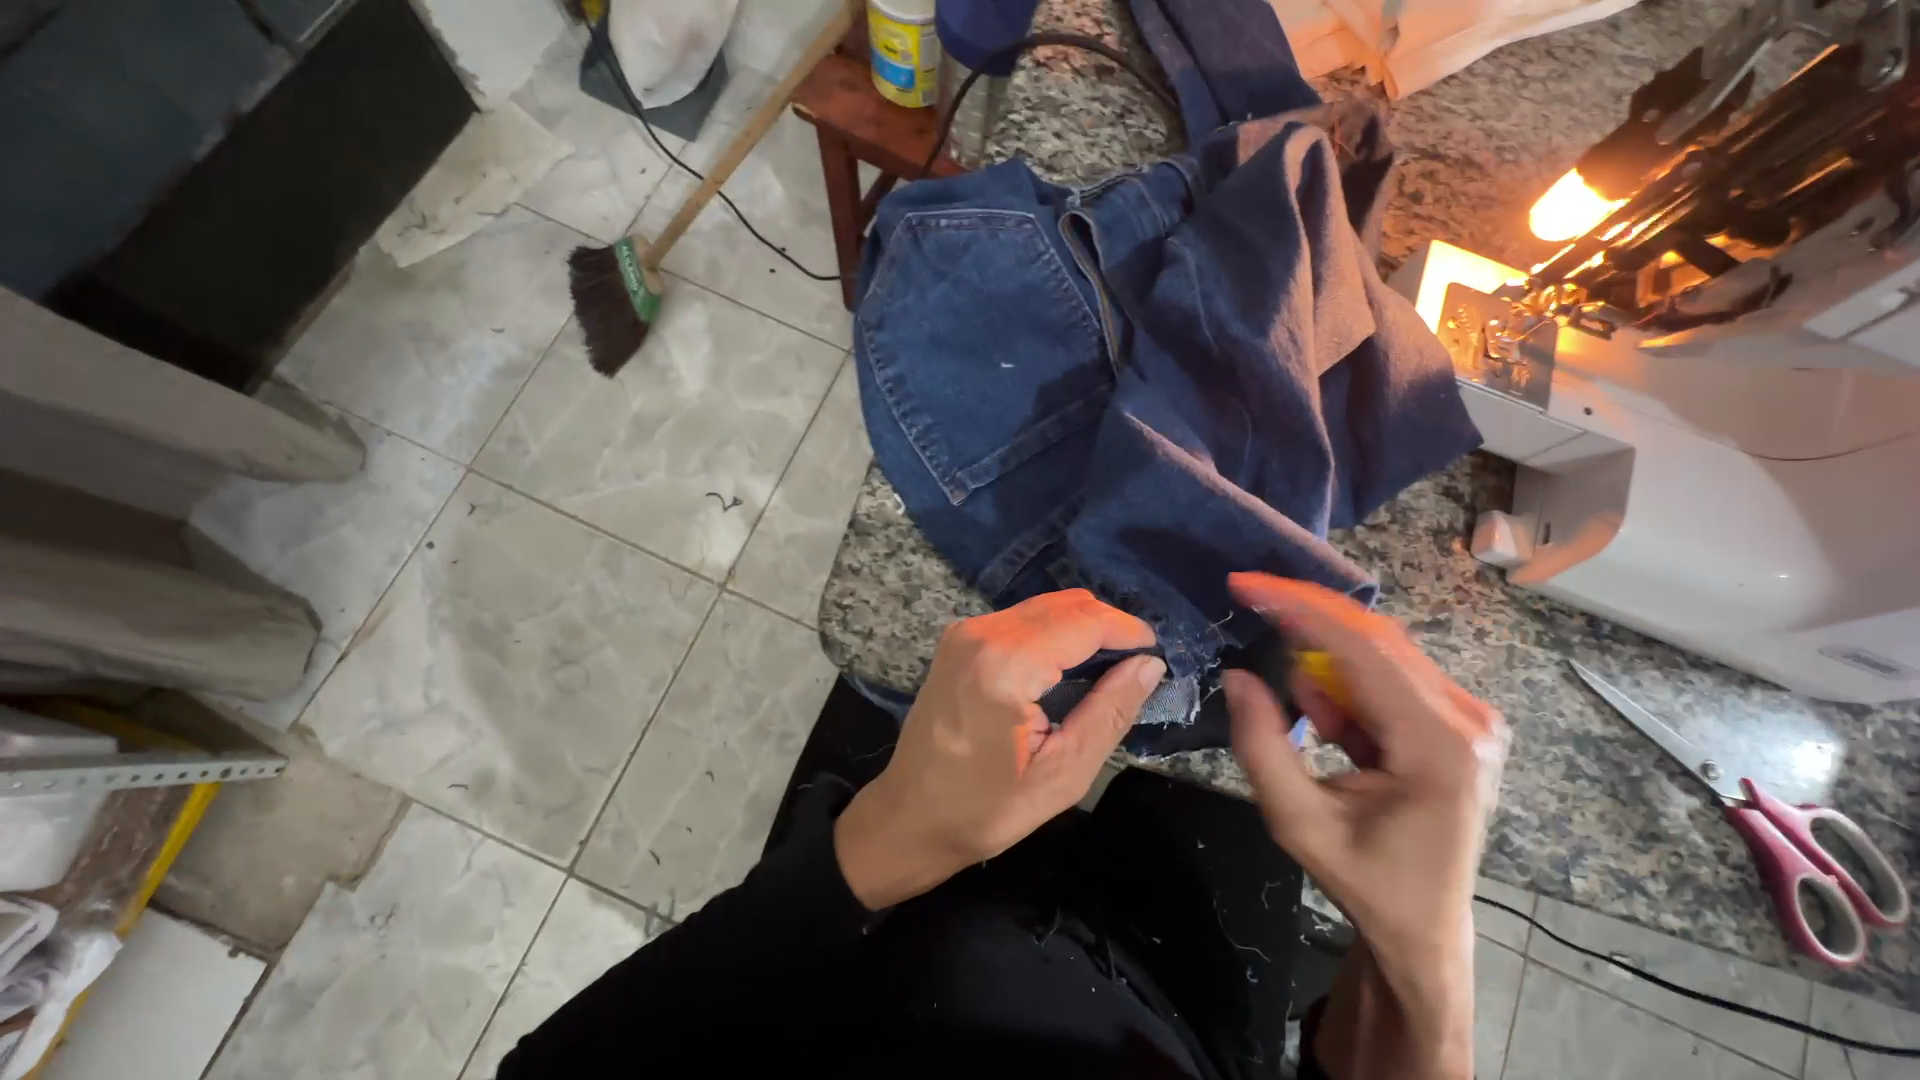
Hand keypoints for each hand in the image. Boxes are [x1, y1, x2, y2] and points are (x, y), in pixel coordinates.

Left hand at [835, 589, 1165, 909]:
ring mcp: (964, 633)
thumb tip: (1149, 665)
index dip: (1128, 630)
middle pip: (1064, 604)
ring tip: (1112, 665)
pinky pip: (1019, 619)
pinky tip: (1069, 665)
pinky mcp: (957, 641)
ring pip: (1042, 607)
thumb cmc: (986, 808)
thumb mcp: (1062, 773)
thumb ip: (1109, 711)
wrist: (910, 817)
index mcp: (1006, 665)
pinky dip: (1052, 632)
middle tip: (1139, 662)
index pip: (1084, 622)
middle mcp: (981, 634)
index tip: (1158, 653)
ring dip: (1081, 627)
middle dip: (1108, 625)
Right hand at [1222, 573, 1506, 1079]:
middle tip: (1251, 598)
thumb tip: (1238, 675)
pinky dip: (1347, 689)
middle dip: (1308, 618)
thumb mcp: (1296, 820)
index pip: (1363, 652)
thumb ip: (1261, 744)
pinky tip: (1334, 730)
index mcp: (1439, 747)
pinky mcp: (1458, 723)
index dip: (1301, 611)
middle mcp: (1467, 721)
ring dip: (1327, 668)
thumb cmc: (1363, 879)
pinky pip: (1389, 679)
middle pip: (1376, 640)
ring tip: (1313, 728)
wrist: (1423, 925)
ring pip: (1380, 656)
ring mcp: (1470, 720)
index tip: (1249, 586)